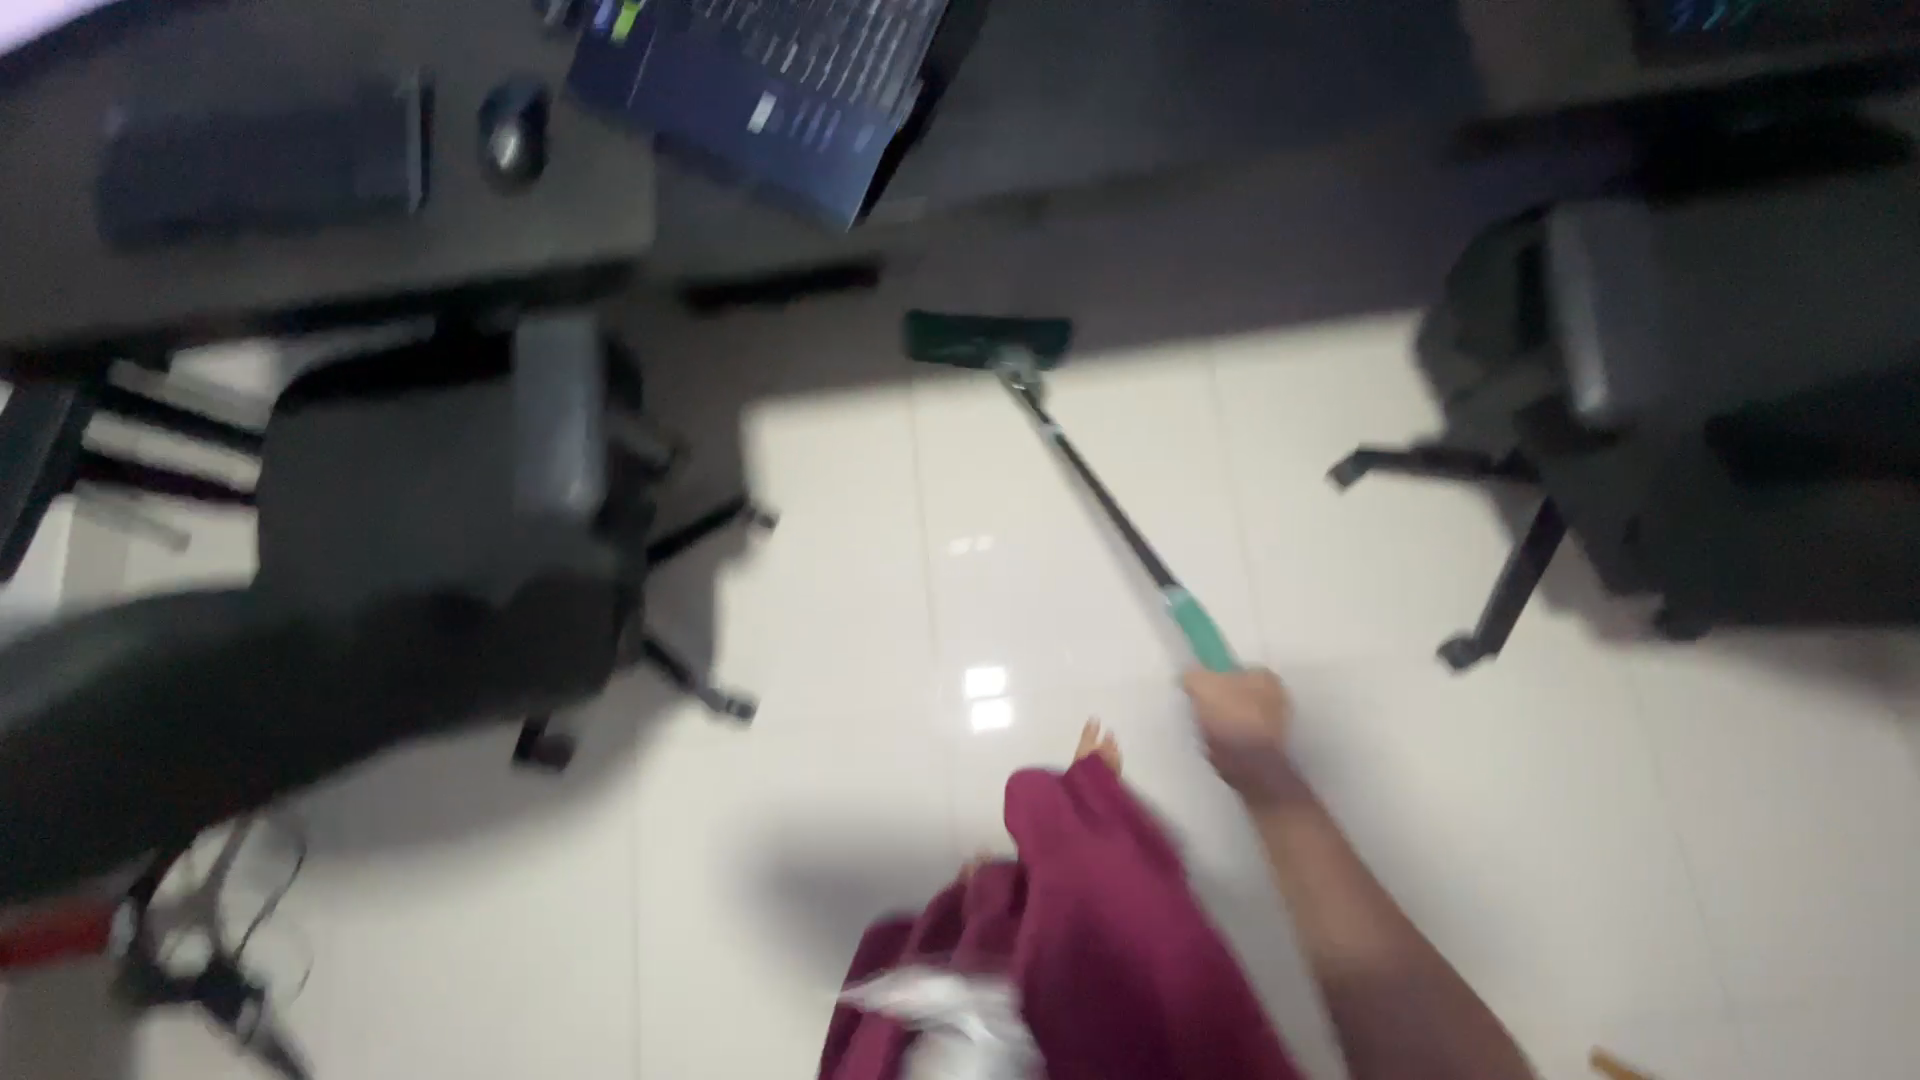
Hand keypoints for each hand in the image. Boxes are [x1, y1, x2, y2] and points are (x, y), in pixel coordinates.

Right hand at [1181, 667, 1302, 804]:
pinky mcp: (1270, 749)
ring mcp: (1277, 725)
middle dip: (1218, 702)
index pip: (1233, 670)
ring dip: (1223, 724)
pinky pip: (1241, 739)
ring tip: (1206, 733)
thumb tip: (1188, 675)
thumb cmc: (1230, 717)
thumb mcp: (1201, 685)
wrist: (1251, 766)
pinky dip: (1229, 742)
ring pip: (1238, 718)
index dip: (1212, 679)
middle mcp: (1278, 697)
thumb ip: (1192, 674)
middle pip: (1236, 694)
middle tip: (1198, 712)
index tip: (1197, 692)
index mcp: (1265, 676)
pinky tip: (1217, 747)